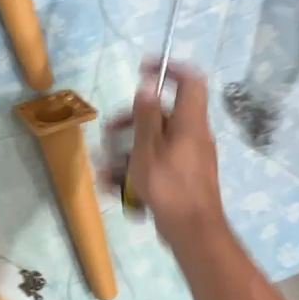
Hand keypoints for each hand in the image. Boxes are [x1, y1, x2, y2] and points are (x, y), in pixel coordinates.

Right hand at [105, 59, 229, 251]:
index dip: (168, 69)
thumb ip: (146, 116)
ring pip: (151, 142)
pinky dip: (135, 171)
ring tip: (106, 170)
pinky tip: (117, 188)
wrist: (192, 230)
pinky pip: (154, 164)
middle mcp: (192, 135)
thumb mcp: (148, 147)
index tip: (144, 68)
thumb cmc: (168, 185)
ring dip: (125, 152)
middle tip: (109, 133)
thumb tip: (148, 86)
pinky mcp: (181, 176)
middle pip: (159, 115)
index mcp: (188, 122)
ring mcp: (188, 157)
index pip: (189, 82)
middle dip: (129, 123)